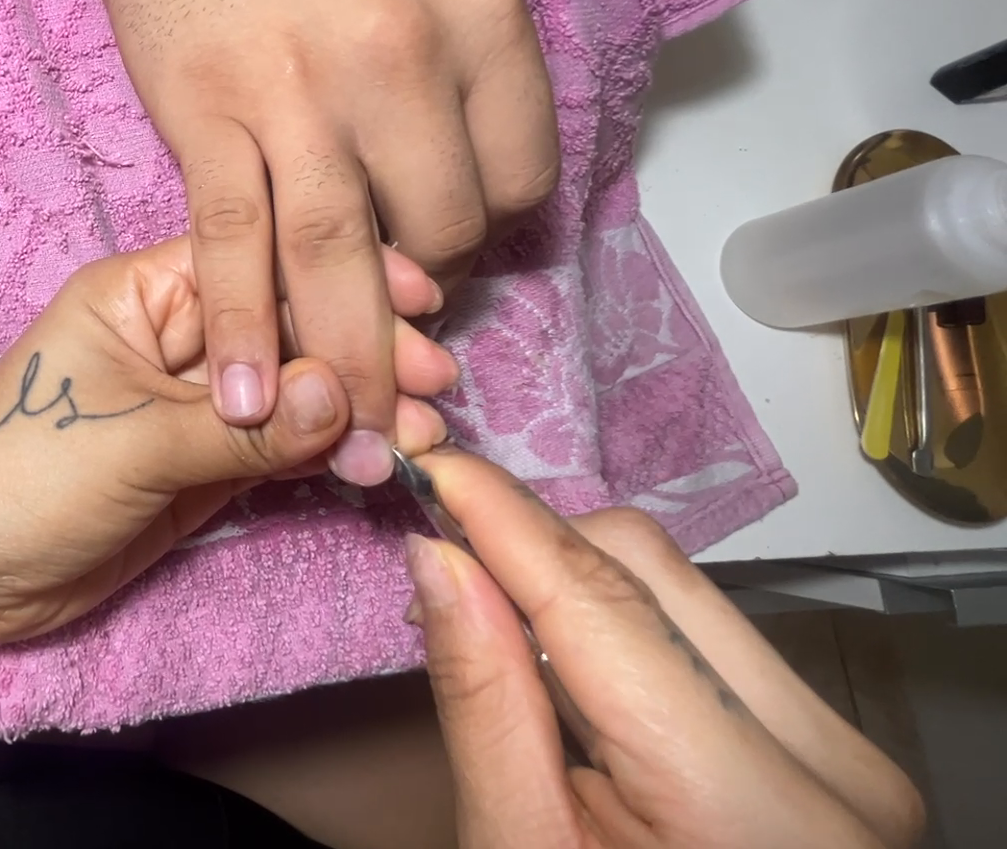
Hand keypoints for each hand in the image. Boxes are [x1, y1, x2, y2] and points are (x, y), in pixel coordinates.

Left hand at [0, 236, 456, 647]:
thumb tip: (351, 396)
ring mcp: (187, 406)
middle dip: (354, 355)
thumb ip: (242, 427)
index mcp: (140, 296)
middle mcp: (170, 339)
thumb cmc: (21, 473)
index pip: (252, 267)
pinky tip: (376, 459)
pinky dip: (320, 456)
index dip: (332, 280)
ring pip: (283, 396)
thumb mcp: (132, 441)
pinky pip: (270, 450)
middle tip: (434, 386)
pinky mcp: (196, 466)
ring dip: (350, 412)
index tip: (420, 302)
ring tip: (422, 434)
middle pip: (278, 332)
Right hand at [86, 0, 557, 438]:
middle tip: (395, 394)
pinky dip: (242, 326)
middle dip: (413, 319)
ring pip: (334, 254)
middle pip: (434, 232)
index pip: (515, 178)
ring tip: (343, 440)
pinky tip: (244, 397)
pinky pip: (233, 240)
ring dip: (342, 360)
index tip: (431, 264)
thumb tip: (445, 203)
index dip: (477, 241)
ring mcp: (296, 94)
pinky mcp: (208, 122)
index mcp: (480, 12)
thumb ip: (462, 78)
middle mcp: (398, 55)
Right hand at [405, 451, 924, 848]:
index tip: (427, 460)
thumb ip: (481, 696)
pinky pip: (691, 624)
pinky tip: (546, 646)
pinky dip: (598, 609)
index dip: (501, 515)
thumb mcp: (514, 847)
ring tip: (480, 612)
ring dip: (556, 571)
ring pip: (671, 581)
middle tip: (434, 563)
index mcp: (758, 812)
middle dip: (523, 540)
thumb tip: (433, 558)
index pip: (599, 599)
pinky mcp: (825, 749)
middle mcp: (832, 762)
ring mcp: (843, 754)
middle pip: (644, 565)